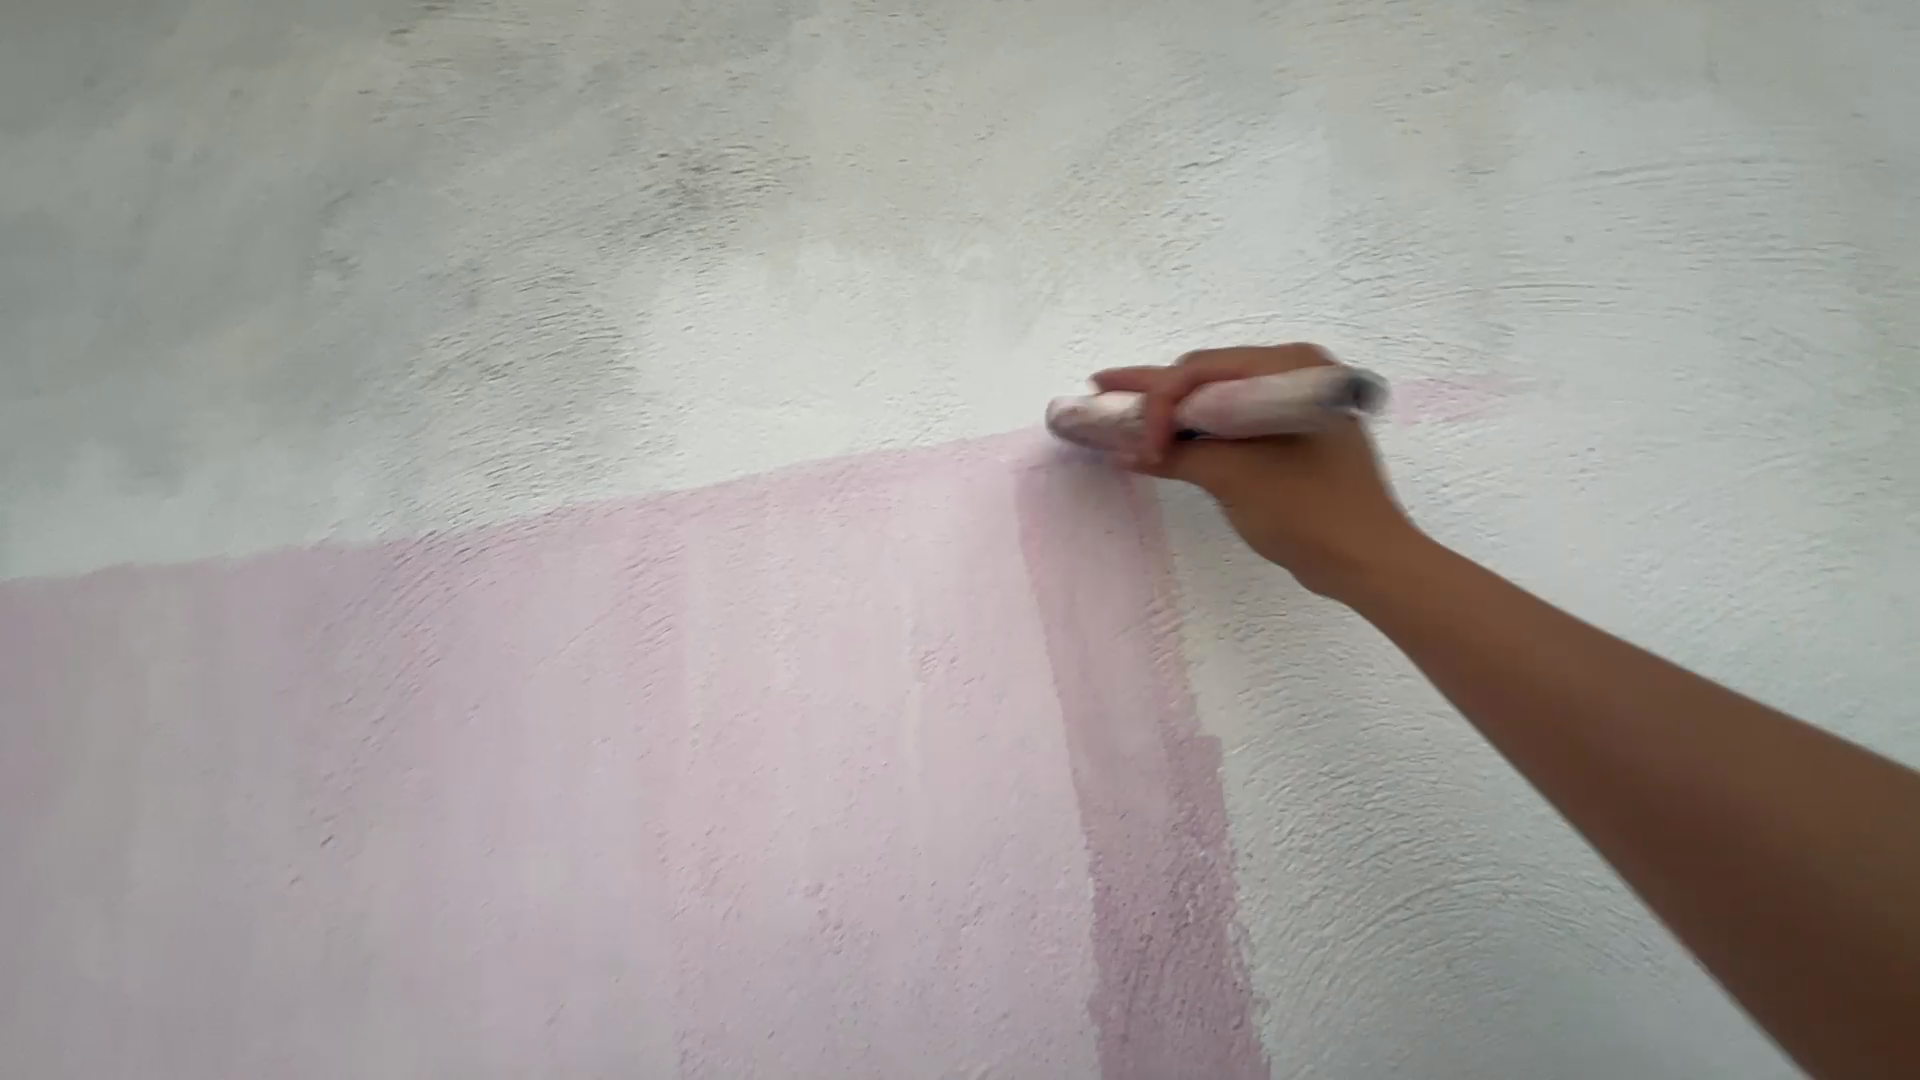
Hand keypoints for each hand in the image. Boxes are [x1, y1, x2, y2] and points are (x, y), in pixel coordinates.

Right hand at [1091, 344, 1424, 598]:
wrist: (1364, 559)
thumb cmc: (1306, 512)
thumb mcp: (1234, 478)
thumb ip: (1177, 455)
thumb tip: (1121, 449)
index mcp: (1288, 370)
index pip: (1202, 371)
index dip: (1158, 403)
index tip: (1138, 448)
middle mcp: (1290, 374)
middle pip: (1205, 377)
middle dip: (1153, 393)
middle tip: (1100, 392)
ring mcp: (1288, 404)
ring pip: (1213, 397)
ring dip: (1168, 409)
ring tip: (1117, 406)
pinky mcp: (1284, 432)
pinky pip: (1228, 419)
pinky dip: (1193, 428)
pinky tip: (1158, 433)